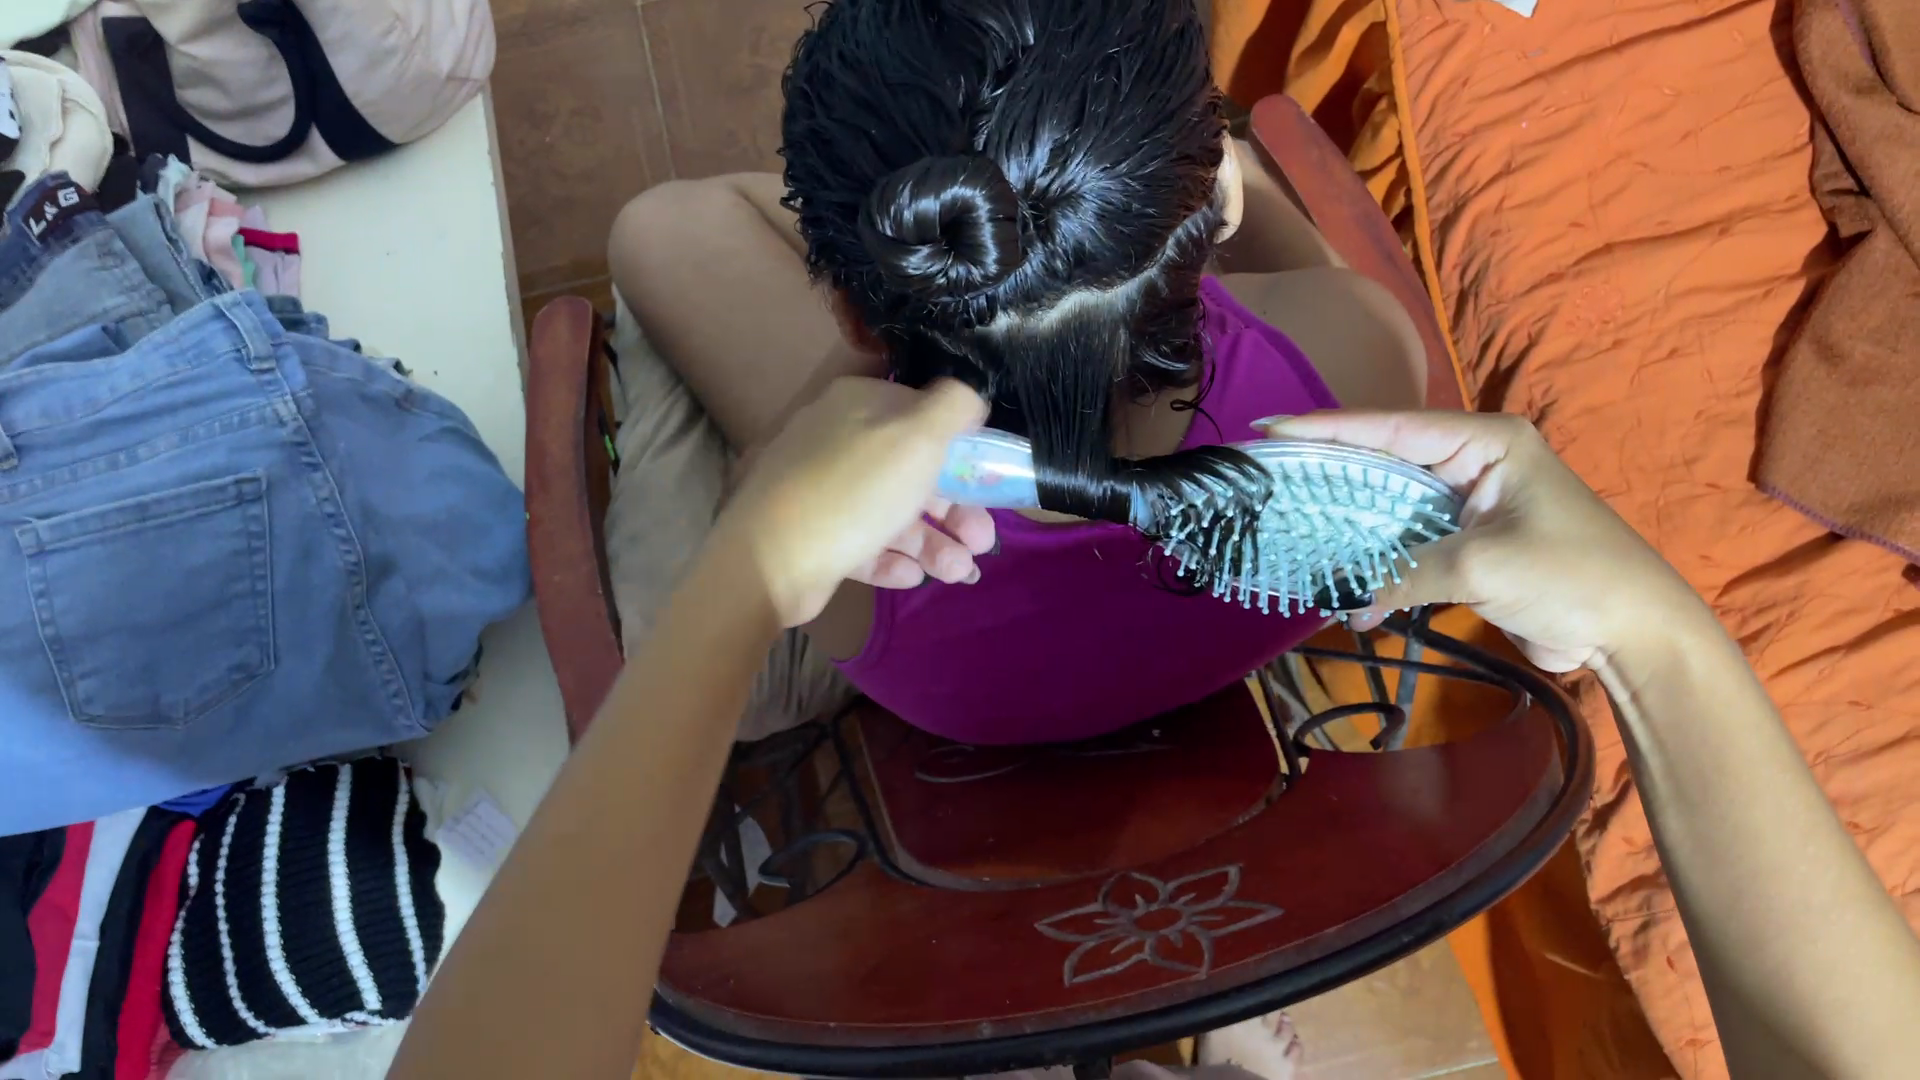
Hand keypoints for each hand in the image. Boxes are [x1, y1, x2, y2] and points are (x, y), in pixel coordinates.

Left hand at [714, 377, 991, 626]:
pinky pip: (863, 543)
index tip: (990, 484)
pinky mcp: (814, 534)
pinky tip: (912, 576)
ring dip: (932, 542)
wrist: (770, 559)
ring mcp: (822, 489)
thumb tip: (970, 395)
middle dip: (956, 510)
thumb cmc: (855, 490)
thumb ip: (954, 405)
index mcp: (861, 405)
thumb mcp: (918, 436)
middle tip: (984, 544)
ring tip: (958, 573)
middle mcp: (839, 440)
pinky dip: (891, 559)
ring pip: (892, 512)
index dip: (962, 451)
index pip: (923, 417)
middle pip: (913, 472)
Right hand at [1259, 411, 1707, 671]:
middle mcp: (1470, 462)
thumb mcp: (1479, 566)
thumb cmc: (1573, 577)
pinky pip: (1400, 538)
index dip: (1325, 428)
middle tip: (1267, 471)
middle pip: (1380, 459)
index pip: (1390, 427)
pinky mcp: (1462, 541)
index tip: (1269, 428)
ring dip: (1344, 518)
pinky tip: (1335, 571)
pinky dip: (1370, 555)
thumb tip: (1341, 601)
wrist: (1636, 635)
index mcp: (1485, 442)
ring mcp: (1464, 502)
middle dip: (1325, 467)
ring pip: (1386, 501)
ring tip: (1285, 514)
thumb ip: (1401, 573)